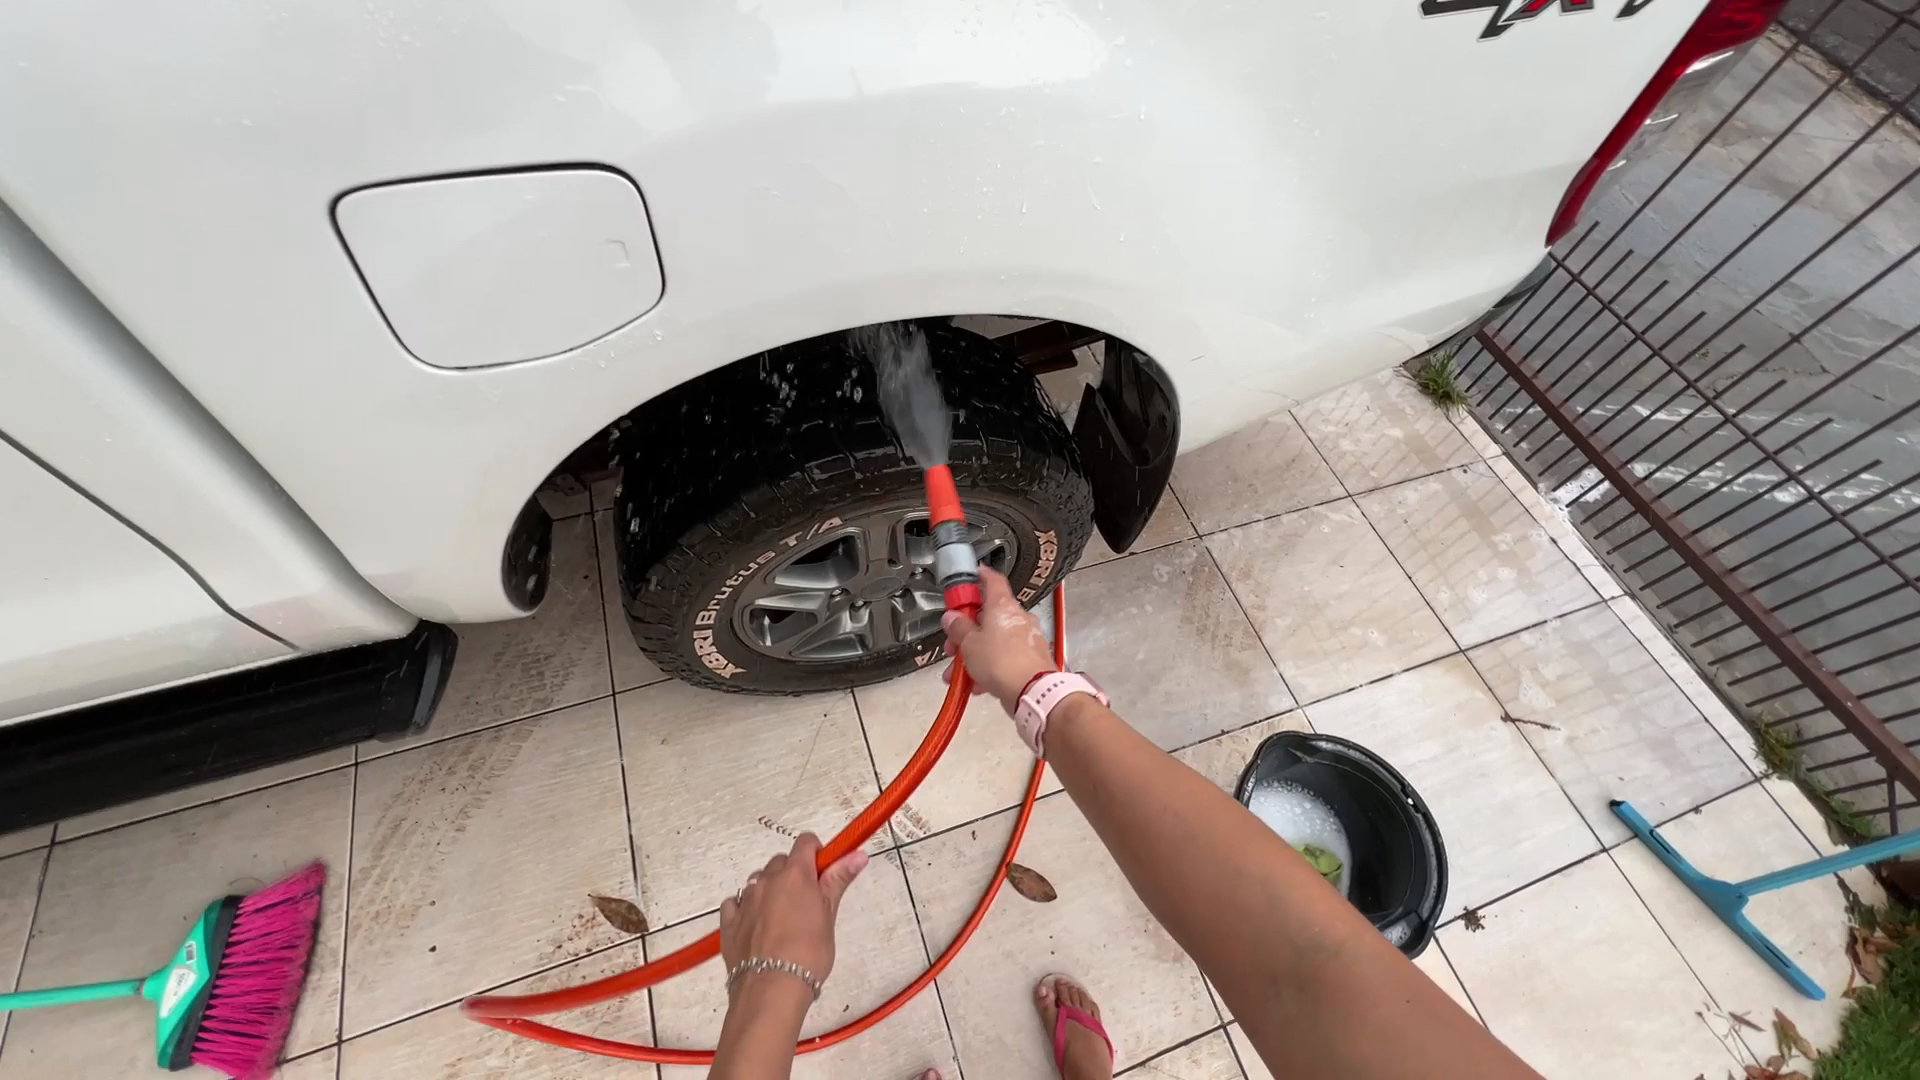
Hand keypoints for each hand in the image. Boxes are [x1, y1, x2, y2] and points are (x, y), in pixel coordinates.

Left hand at [719, 833, 867, 990]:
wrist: (772, 991)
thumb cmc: (809, 953)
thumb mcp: (829, 915)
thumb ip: (839, 879)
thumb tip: (858, 854)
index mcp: (795, 873)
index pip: (805, 842)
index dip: (816, 854)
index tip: (823, 874)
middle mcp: (767, 879)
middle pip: (782, 862)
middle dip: (794, 874)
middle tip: (806, 903)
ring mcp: (745, 899)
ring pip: (759, 880)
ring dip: (770, 890)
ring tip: (782, 920)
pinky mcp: (728, 922)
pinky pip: (735, 902)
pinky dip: (745, 907)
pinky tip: (755, 926)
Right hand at [941, 567, 1057, 714]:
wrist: (1032, 691)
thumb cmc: (1003, 662)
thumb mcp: (969, 644)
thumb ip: (958, 628)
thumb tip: (952, 618)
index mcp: (1002, 605)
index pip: (992, 580)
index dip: (979, 576)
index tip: (968, 579)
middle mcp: (1017, 618)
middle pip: (987, 616)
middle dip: (966, 632)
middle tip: (952, 645)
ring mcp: (1026, 639)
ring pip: (994, 641)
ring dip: (973, 655)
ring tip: (958, 674)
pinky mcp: (1030, 659)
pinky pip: (1004, 659)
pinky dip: (988, 668)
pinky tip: (975, 685)